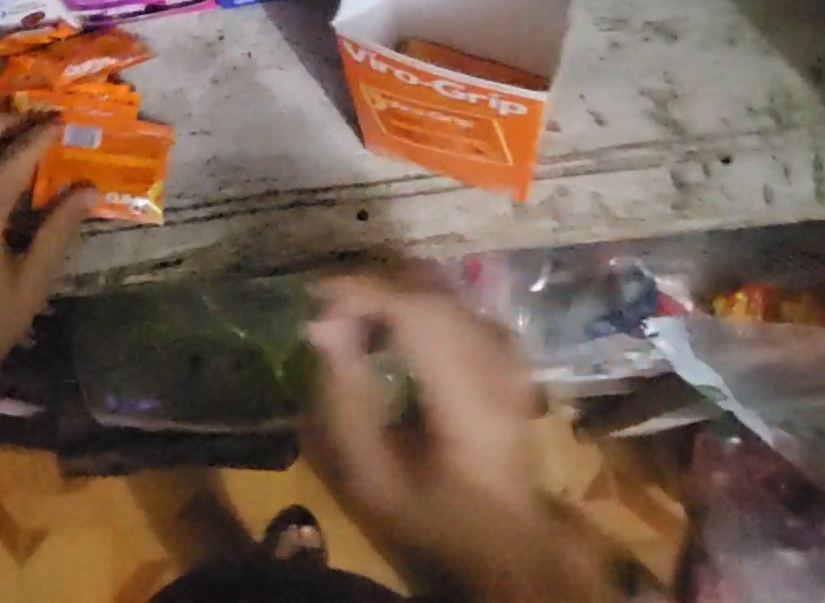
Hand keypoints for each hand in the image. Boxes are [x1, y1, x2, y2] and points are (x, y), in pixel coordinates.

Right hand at [303, 276, 613, 601]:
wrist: (506, 536)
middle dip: (372, 289)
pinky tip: (395, 321)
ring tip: (355, 315)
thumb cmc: (432, 515)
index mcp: (469, 403)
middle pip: (430, 295)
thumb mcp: (372, 478)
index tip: (317, 298)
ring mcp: (508, 355)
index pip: (418, 315)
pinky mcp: (506, 352)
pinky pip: (456, 305)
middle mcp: (497, 366)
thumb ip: (344, 404)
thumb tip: (322, 329)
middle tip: (329, 310)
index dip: (365, 294)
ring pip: (444, 293)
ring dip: (393, 291)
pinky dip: (418, 300)